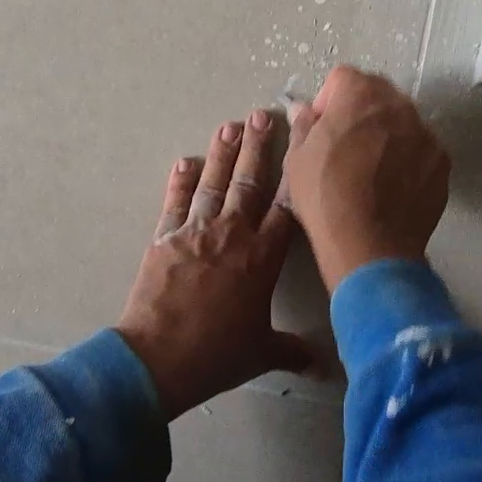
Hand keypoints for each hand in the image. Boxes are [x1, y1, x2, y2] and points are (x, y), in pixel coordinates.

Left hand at [117, 110, 312, 419]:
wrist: (159, 358)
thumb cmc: (217, 354)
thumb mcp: (261, 353)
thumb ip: (293, 351)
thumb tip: (322, 366)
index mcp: (263, 258)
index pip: (287, 208)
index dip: (296, 177)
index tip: (302, 148)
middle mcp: (233, 235)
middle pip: (250, 183)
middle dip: (258, 148)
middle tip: (262, 115)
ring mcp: (196, 232)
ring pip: (214, 183)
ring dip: (223, 153)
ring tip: (230, 125)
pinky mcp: (165, 238)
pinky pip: (175, 202)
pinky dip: (180, 181)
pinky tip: (186, 162)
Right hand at [280, 66, 449, 291]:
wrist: (370, 244)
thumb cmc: (325, 196)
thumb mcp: (297, 159)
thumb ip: (303, 125)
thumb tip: (304, 110)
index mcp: (360, 94)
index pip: (342, 77)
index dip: (328, 101)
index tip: (320, 128)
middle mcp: (400, 105)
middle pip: (377, 96)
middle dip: (361, 113)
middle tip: (345, 147)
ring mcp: (426, 133)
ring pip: (403, 124)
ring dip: (387, 136)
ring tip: (371, 172)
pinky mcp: (442, 163)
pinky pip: (421, 152)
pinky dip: (408, 162)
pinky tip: (392, 189)